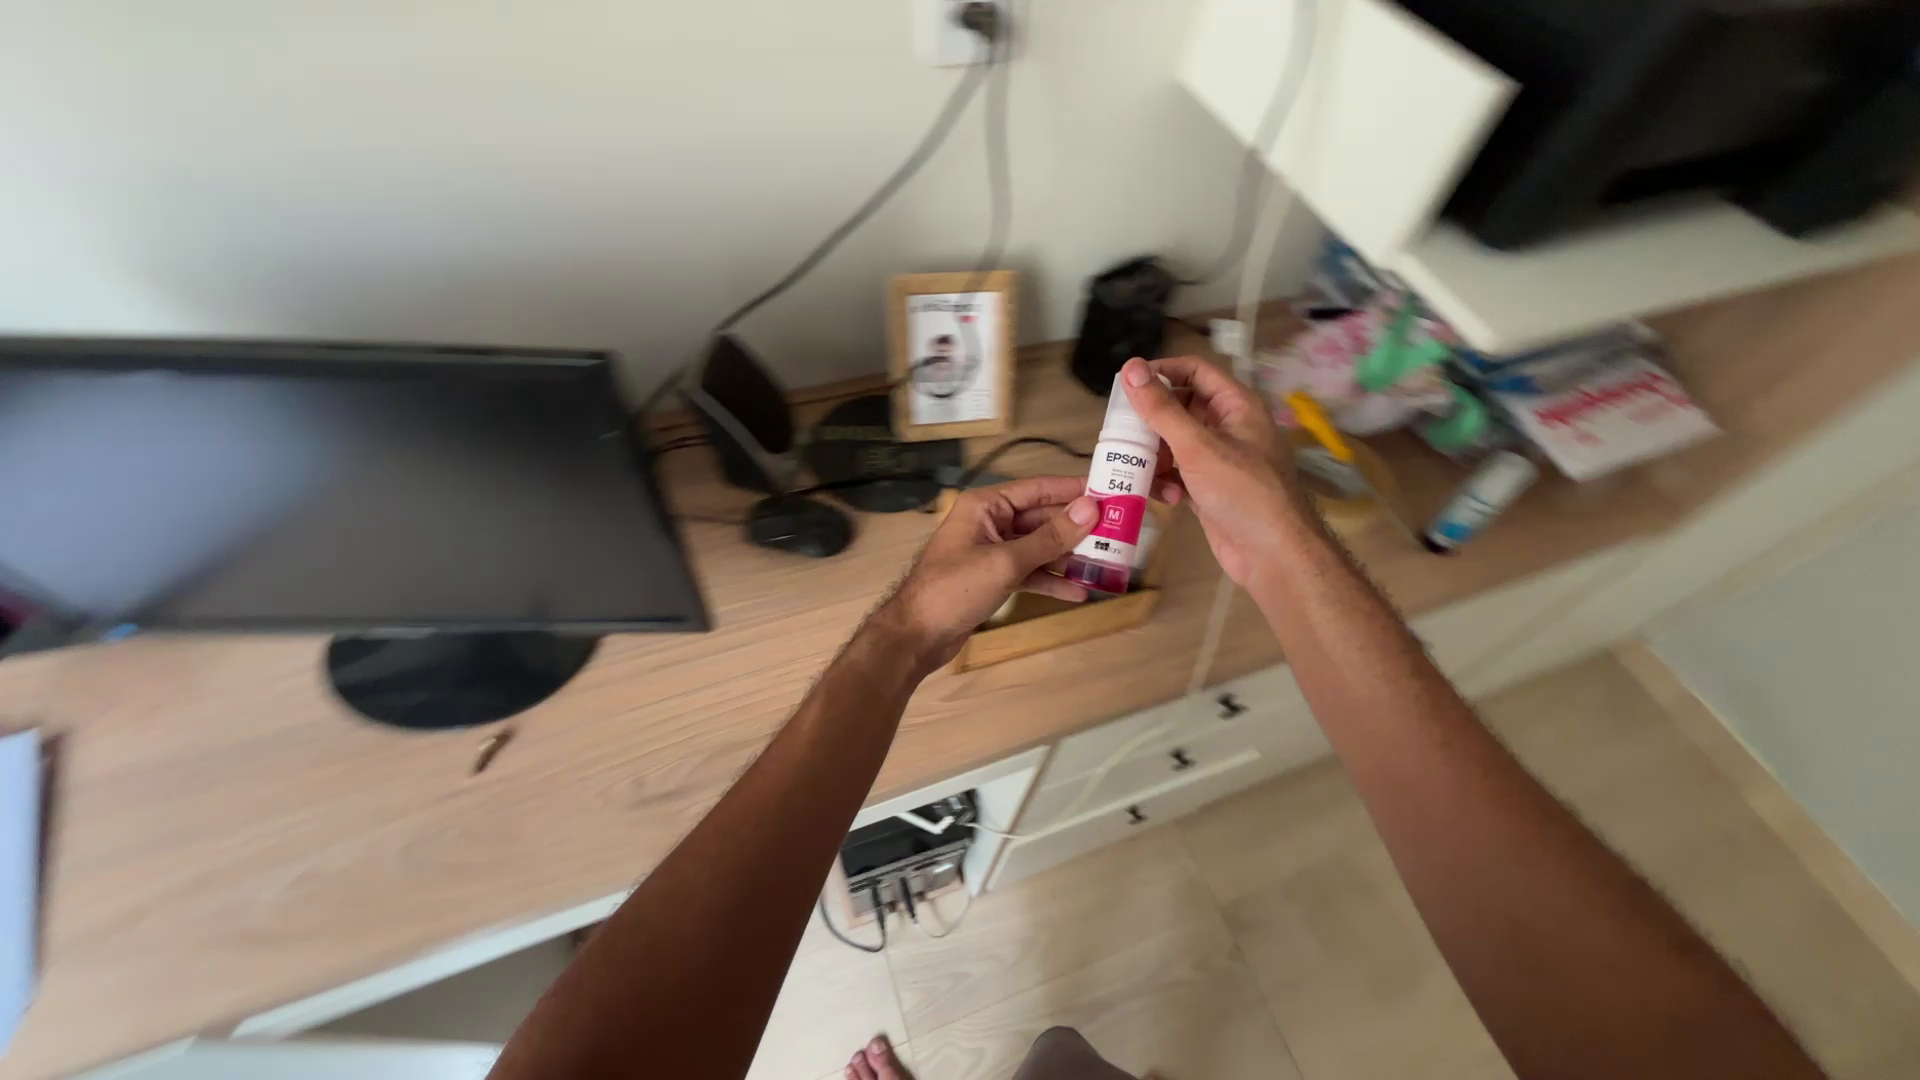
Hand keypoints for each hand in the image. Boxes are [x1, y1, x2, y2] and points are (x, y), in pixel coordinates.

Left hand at [879, 476, 1097, 671]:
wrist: (917, 635)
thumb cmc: (955, 589)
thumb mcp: (1007, 561)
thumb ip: (1050, 537)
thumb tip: (1090, 508)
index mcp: (986, 505)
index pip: (1038, 489)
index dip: (1073, 490)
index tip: (1110, 491)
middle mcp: (990, 521)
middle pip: (1041, 518)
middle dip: (1077, 526)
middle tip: (1118, 530)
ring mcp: (992, 551)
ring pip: (1039, 546)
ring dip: (1068, 555)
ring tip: (1107, 561)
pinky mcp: (993, 577)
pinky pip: (1029, 571)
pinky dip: (1050, 580)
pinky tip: (1079, 591)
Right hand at [1119, 355, 1303, 586]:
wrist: (1272, 552)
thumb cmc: (1241, 491)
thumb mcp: (1197, 446)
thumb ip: (1161, 408)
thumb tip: (1131, 368)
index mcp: (1236, 405)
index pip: (1195, 371)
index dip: (1162, 372)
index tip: (1127, 385)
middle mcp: (1229, 427)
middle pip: (1180, 409)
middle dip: (1152, 422)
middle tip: (1123, 433)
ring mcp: (1219, 459)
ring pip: (1175, 444)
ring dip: (1156, 456)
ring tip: (1142, 469)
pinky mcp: (1210, 488)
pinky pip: (1179, 473)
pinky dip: (1167, 481)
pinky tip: (1166, 497)